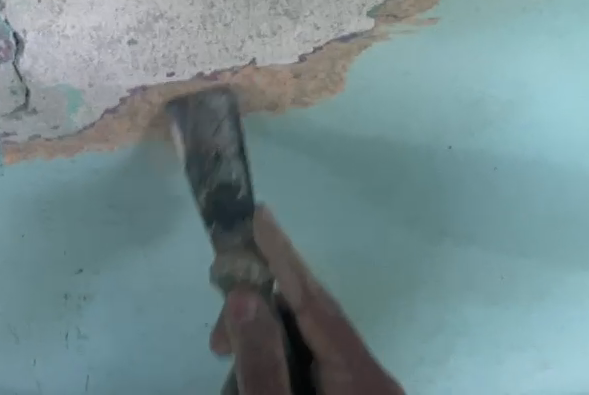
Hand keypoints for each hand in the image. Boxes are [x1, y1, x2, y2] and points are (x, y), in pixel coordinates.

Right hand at [210, 208, 406, 394]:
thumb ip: (262, 362)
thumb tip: (243, 295)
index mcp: (362, 380)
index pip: (315, 301)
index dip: (283, 255)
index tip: (258, 212)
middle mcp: (372, 380)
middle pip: (310, 320)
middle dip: (260, 309)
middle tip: (217, 334)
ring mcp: (364, 392)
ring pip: (309, 342)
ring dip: (265, 337)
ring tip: (225, 352)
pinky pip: (314, 365)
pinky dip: (280, 358)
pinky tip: (254, 371)